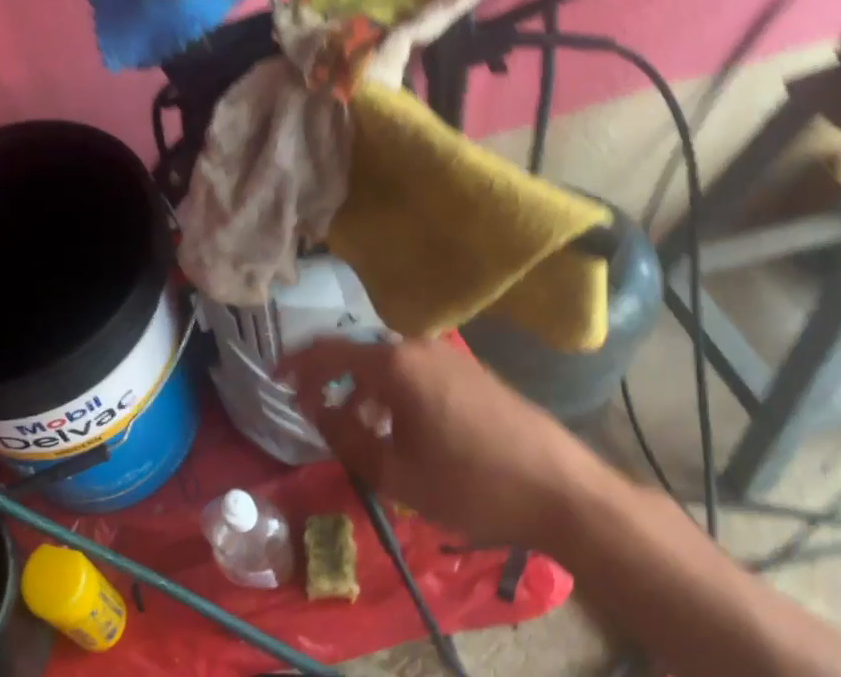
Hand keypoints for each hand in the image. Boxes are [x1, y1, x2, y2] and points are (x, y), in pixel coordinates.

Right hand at [280, 335, 612, 548]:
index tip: (275, 382)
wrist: (564, 492)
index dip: (296, 365)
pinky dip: (395, 392)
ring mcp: (451, 357)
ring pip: (390, 364)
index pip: (329, 351)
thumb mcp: (397, 474)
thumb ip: (347, 439)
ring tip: (358, 427)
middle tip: (314, 409)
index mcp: (395, 364)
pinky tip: (402, 429)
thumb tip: (320, 412)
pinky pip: (417, 372)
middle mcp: (420, 347)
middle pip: (359, 353)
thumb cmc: (472, 485)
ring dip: (365, 389)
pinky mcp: (473, 374)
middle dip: (331, 379)